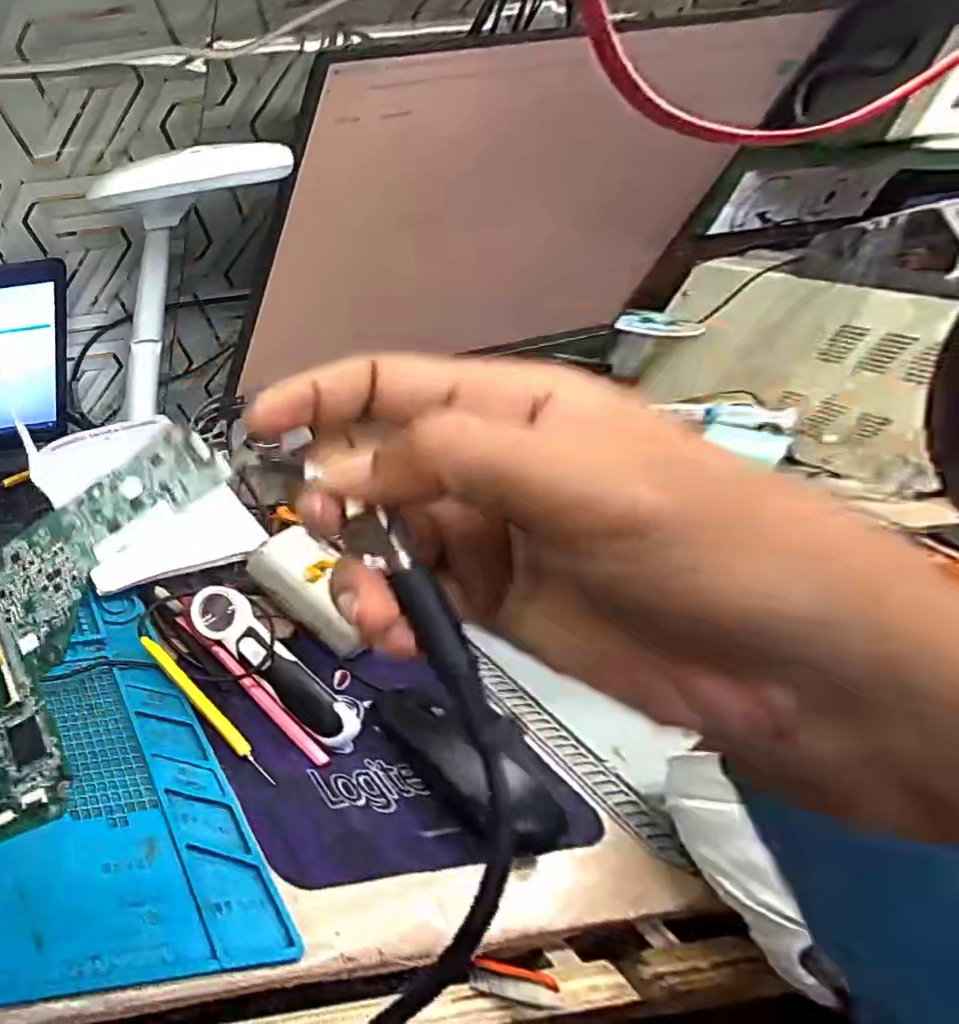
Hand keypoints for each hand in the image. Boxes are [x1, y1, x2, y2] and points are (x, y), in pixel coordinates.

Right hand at [247, 354, 958, 837]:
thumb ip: (445, 459)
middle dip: (334, 499)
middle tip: (330, 531)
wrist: (803, 673)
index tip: (257, 424)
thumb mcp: (578, 479)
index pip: (383, 386)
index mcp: (500, 413)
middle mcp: (474, 467)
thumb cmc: (710, 544)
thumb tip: (331, 476)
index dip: (315, 397)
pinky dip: (385, 615)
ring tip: (374, 612)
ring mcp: (471, 534)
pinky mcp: (473, 597)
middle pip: (362, 467)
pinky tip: (397, 638)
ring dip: (358, 573)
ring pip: (373, 539)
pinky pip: (399, 594)